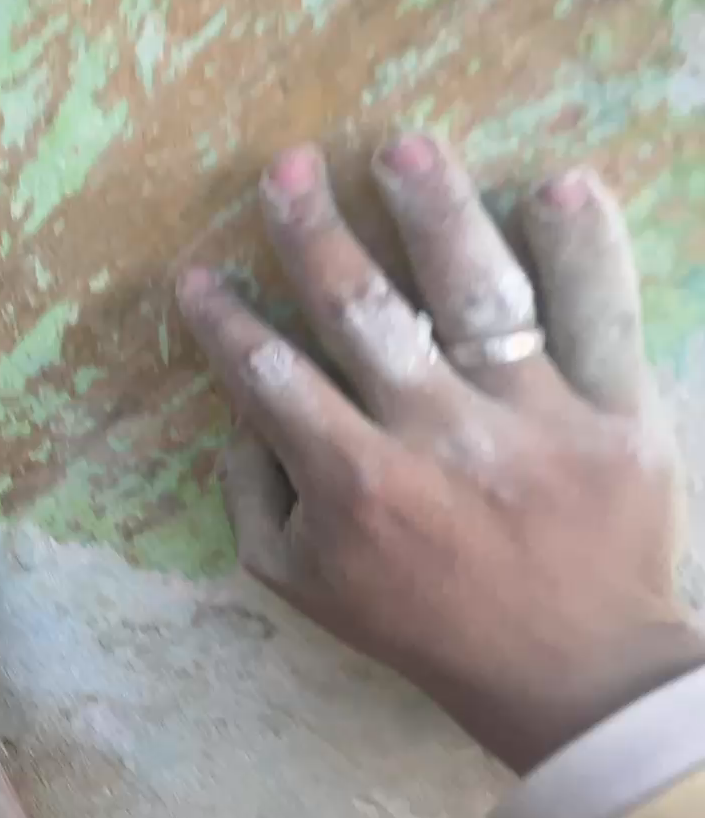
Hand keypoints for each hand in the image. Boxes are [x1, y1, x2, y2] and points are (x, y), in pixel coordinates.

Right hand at [178, 134, 701, 772]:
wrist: (570, 672)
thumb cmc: (405, 618)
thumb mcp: (289, 576)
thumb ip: (251, 493)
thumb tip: (240, 417)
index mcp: (351, 480)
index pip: (268, 377)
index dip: (224, 321)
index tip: (195, 275)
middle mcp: (436, 435)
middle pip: (363, 315)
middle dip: (313, 236)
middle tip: (285, 169)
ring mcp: (537, 418)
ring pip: (481, 295)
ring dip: (435, 214)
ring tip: (402, 145)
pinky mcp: (623, 416)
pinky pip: (606, 319)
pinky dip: (585, 248)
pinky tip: (558, 184)